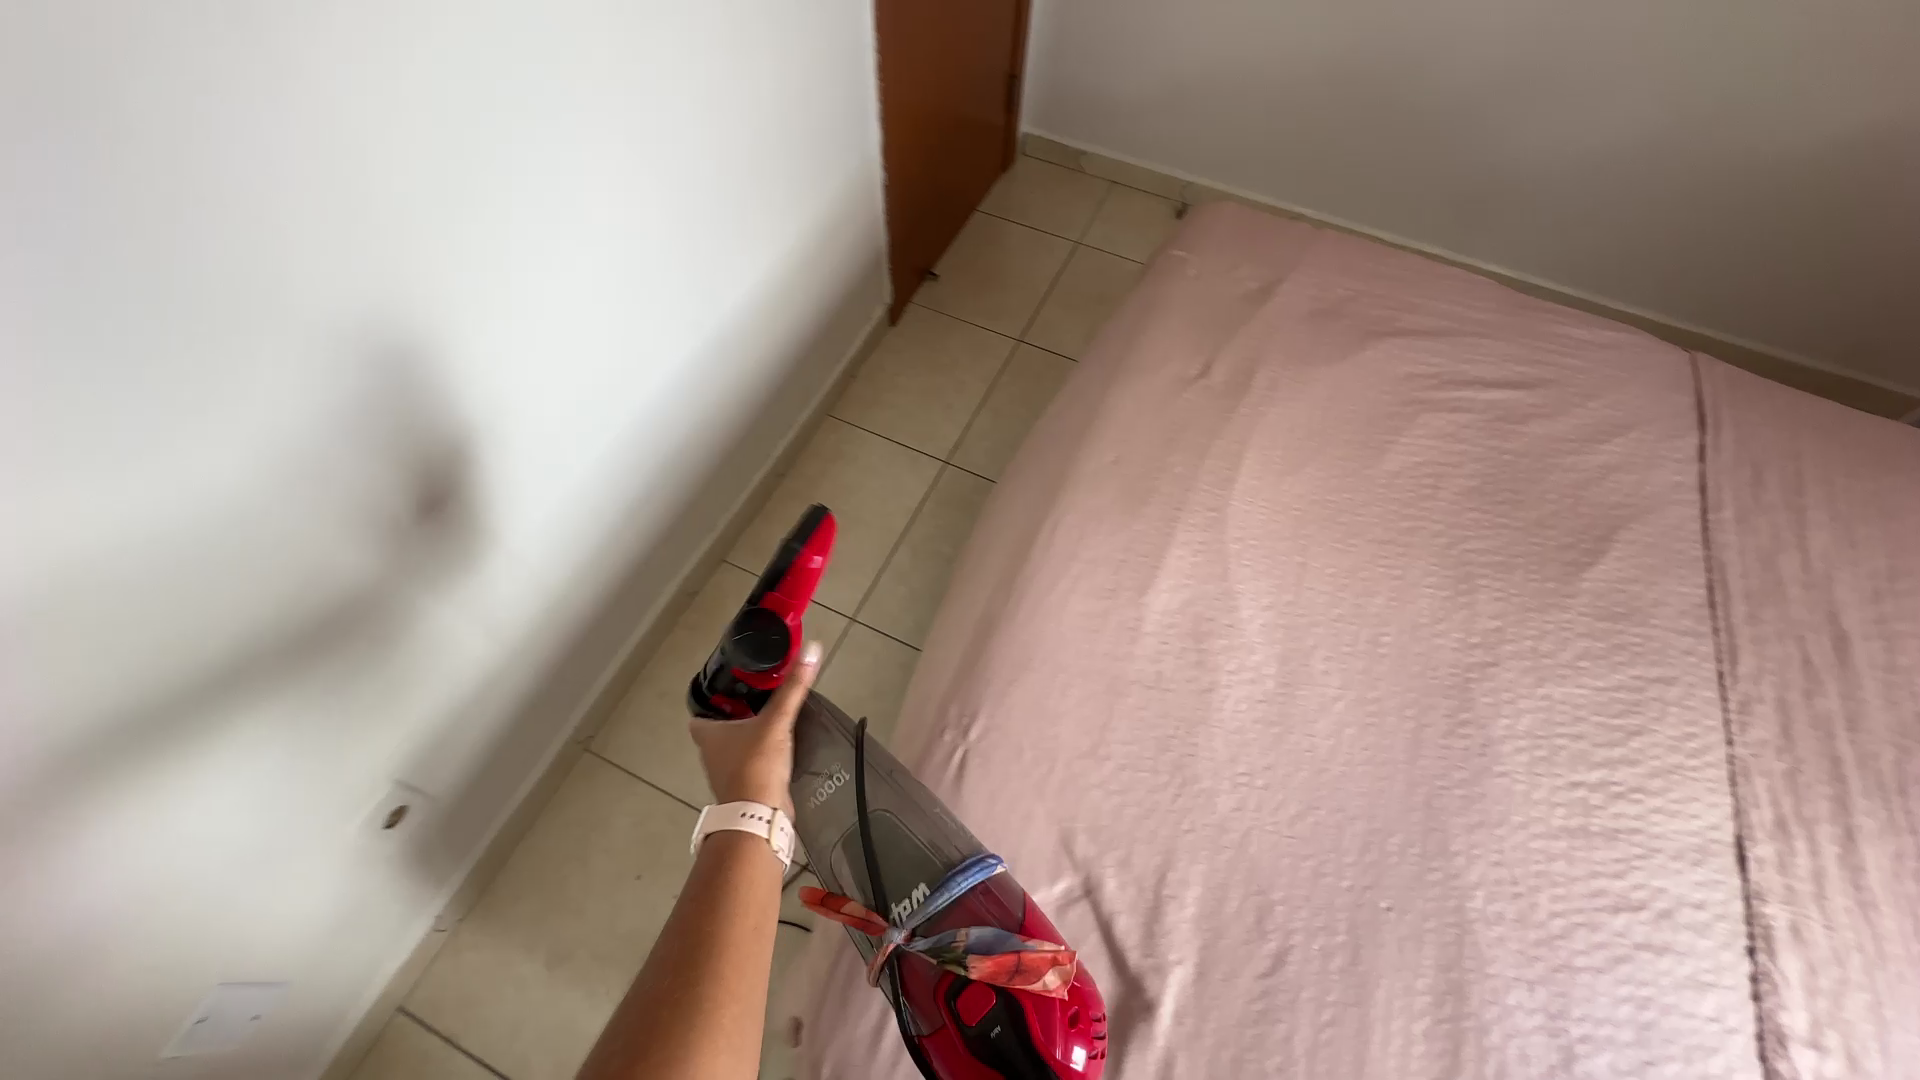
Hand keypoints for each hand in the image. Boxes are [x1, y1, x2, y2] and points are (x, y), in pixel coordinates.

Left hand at [689, 640, 822, 813]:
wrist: (760, 812)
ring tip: (771, 723)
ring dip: (748, 740)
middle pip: (718, 731)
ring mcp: (725, 773)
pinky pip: (749, 766)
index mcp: (708, 734)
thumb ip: (793, 688)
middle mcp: (710, 754)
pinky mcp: (743, 788)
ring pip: (733, 750)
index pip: (700, 714)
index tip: (733, 692)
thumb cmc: (757, 762)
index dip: (712, 703)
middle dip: (734, 719)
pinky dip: (760, 758)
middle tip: (758, 702)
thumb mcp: (777, 720)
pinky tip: (779, 750)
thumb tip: (811, 649)